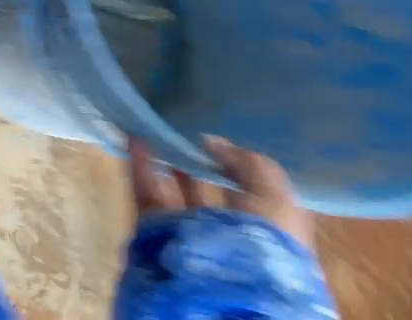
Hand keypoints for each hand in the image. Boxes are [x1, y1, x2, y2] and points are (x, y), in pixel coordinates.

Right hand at [130, 136, 316, 249]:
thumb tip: (212, 141)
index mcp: (268, 231)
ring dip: (167, 161)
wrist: (224, 282)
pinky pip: (146, 190)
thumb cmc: (264, 241)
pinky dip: (139, 164)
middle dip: (200, 164)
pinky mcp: (156, 228)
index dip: (239, 166)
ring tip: (156, 130)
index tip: (221, 142)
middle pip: (212, 193)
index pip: (254, 195)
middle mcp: (229, 233)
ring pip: (176, 190)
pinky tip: (134, 139)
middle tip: (186, 134)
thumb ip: (252, 165)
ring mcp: (190, 232)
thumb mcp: (277, 199)